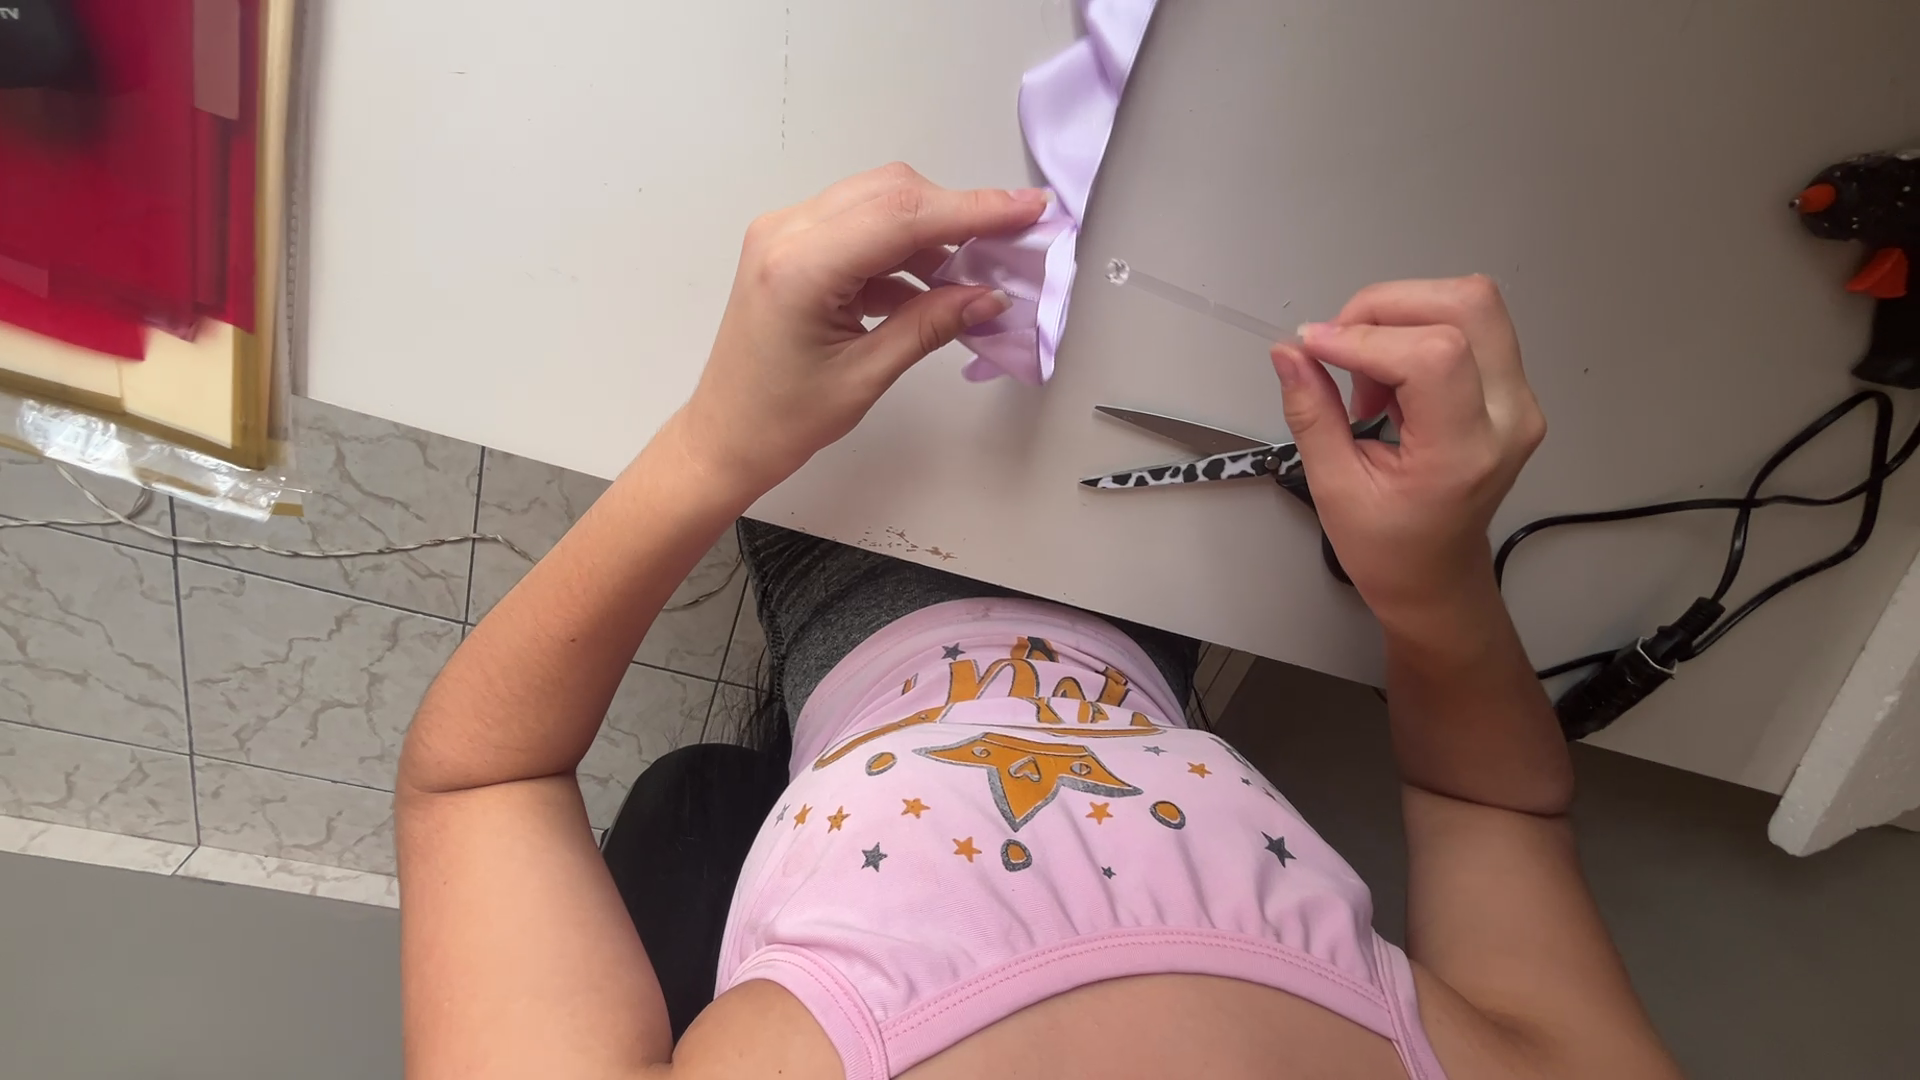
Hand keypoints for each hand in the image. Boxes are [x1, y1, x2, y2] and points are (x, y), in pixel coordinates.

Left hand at [677, 163, 1047, 496]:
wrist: (726, 435)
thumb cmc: (784, 420)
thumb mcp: (865, 377)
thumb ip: (929, 327)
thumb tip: (990, 296)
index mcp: (800, 266)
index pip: (902, 216)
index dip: (973, 209)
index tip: (1029, 208)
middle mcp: (787, 231)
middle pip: (891, 194)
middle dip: (958, 213)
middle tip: (1012, 241)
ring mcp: (785, 233)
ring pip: (878, 204)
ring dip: (932, 232)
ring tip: (977, 273)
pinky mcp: (791, 247)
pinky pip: (860, 230)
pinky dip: (902, 252)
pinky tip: (934, 286)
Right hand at [1270, 276, 1545, 636]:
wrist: (1436, 577)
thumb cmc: (1383, 548)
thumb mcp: (1333, 487)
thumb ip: (1312, 414)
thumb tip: (1287, 352)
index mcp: (1465, 451)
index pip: (1431, 355)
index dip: (1362, 337)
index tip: (1307, 348)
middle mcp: (1510, 413)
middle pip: (1467, 304)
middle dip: (1384, 307)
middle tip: (1336, 350)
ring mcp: (1519, 396)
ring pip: (1471, 304)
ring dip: (1399, 318)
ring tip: (1363, 376)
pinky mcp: (1510, 387)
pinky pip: (1468, 326)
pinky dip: (1412, 332)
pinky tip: (1385, 381)